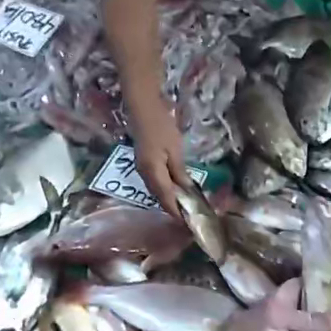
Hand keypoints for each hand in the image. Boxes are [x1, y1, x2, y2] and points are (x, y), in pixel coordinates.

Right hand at [128, 99, 188, 218]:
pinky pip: (154, 182)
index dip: (176, 211)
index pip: (166, 198)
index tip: (187, 222)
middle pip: (159, 196)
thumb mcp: (174, 149)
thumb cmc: (161, 126)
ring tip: (183, 206)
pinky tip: (174, 189)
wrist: (142, 108)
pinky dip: (164, 189)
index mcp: (152, 172)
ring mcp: (141, 168)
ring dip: (168, 199)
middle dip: (172, 208)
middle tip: (188, 216)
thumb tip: (186, 191)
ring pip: (156, 190)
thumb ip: (179, 171)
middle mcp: (144, 174)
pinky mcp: (143, 162)